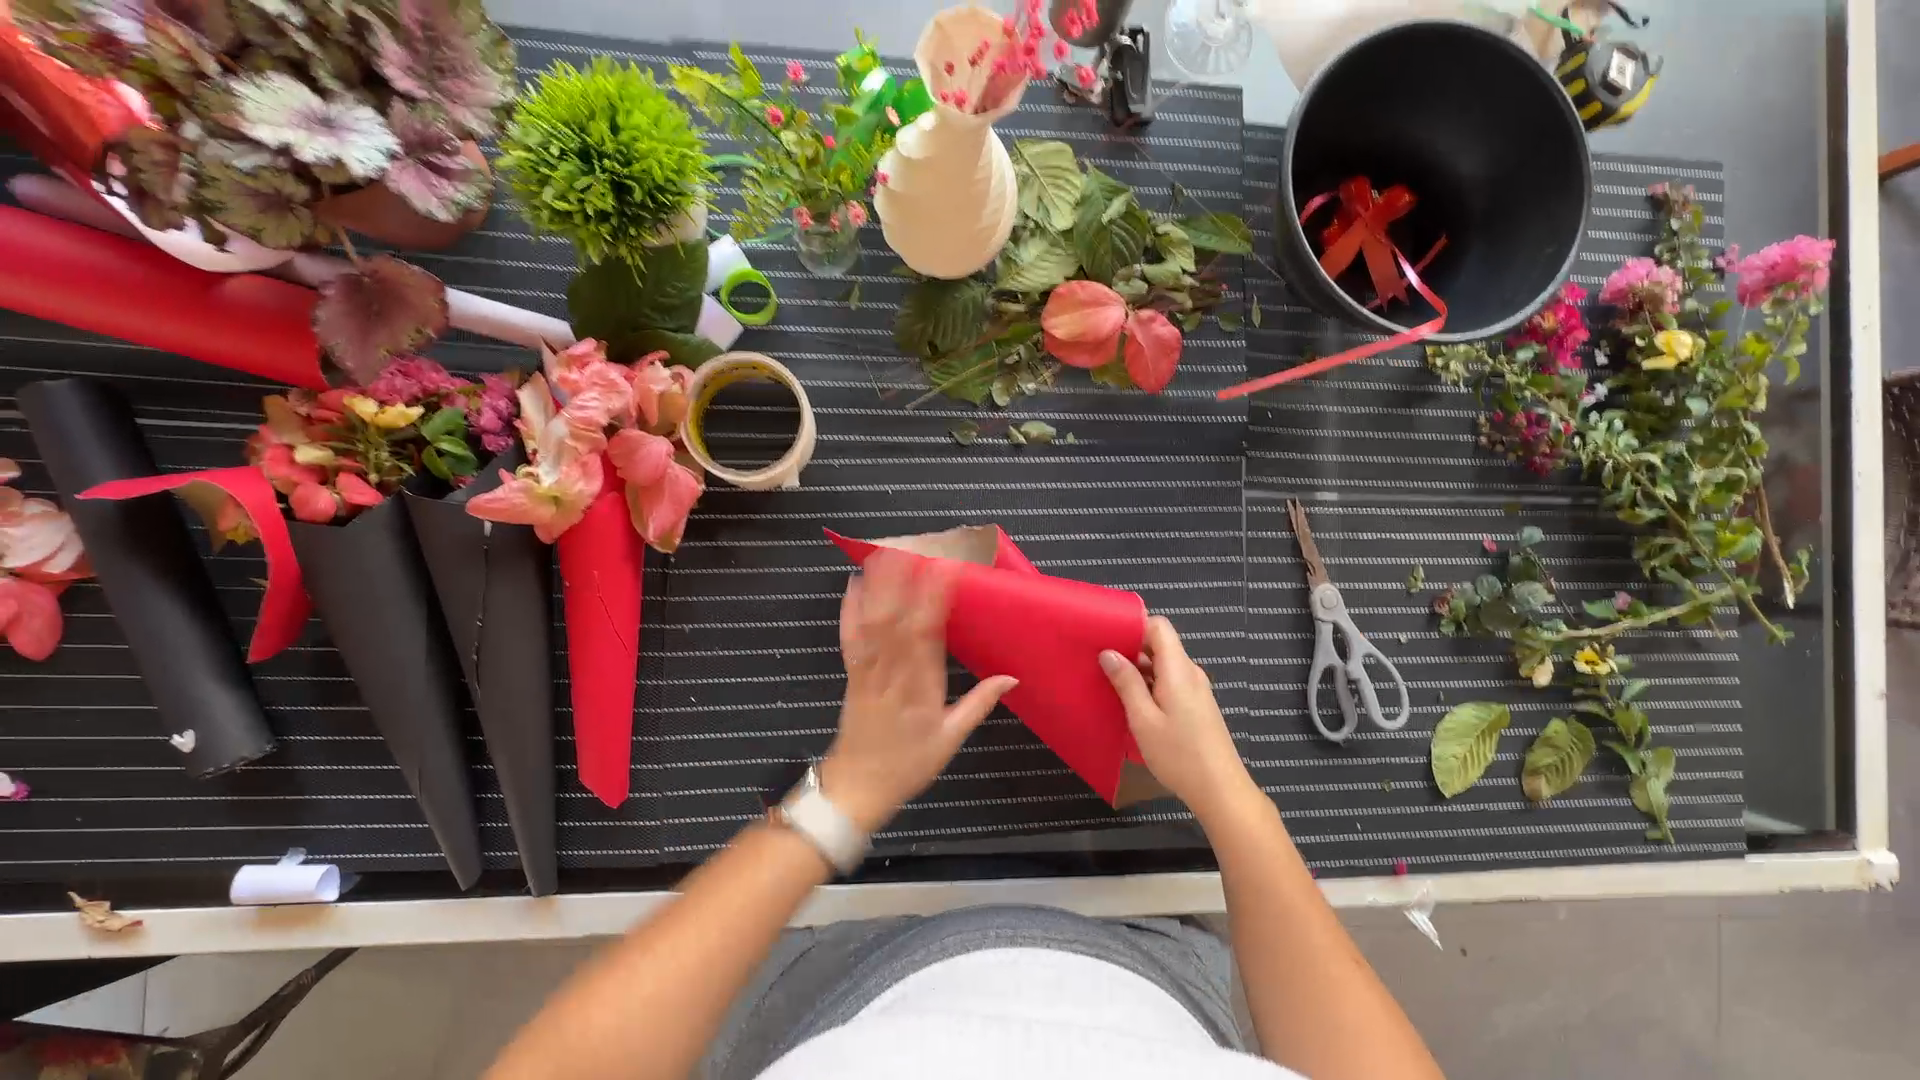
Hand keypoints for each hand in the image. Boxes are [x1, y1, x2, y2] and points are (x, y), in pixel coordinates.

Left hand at [820, 549, 1016, 831]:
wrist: (857, 787)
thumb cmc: (908, 764)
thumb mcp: (950, 739)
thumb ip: (979, 704)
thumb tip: (1012, 677)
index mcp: (921, 687)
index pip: (929, 632)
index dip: (937, 596)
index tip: (949, 565)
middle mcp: (892, 672)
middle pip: (899, 616)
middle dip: (908, 577)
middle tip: (920, 542)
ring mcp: (867, 670)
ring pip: (873, 620)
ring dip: (880, 583)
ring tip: (888, 548)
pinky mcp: (850, 672)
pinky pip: (849, 636)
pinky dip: (850, 608)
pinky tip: (853, 582)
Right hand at [1101, 616, 1258, 823]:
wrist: (1220, 789)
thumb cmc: (1179, 754)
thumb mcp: (1143, 719)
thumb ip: (1126, 682)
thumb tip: (1108, 652)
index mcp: (1178, 669)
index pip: (1159, 626)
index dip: (1133, 627)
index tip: (1106, 639)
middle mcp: (1190, 673)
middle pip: (1160, 646)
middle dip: (1130, 650)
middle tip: (1099, 664)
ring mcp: (1196, 690)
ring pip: (1163, 666)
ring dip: (1138, 672)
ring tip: (1110, 685)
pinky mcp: (1197, 706)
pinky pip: (1170, 683)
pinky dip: (1150, 686)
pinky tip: (1133, 705)